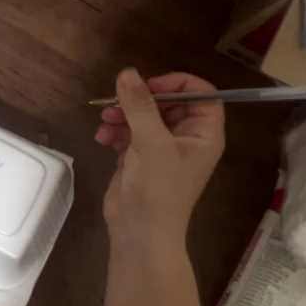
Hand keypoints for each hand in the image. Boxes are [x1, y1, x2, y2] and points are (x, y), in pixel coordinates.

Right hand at [95, 69, 225, 244]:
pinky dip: (115, 132)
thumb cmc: (157, 188)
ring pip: (144, 117)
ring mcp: (161, 149)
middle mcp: (185, 139)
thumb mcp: (150, 142)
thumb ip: (139, 106)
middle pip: (168, 104)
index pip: (201, 95)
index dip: (178, 85)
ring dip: (123, 115)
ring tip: (105, 120)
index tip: (149, 86)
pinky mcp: (139, 159)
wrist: (140, 232)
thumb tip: (127, 73)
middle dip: (141, 100)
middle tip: (118, 101)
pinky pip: (129, 134)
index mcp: (203, 134)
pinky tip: (102, 138)